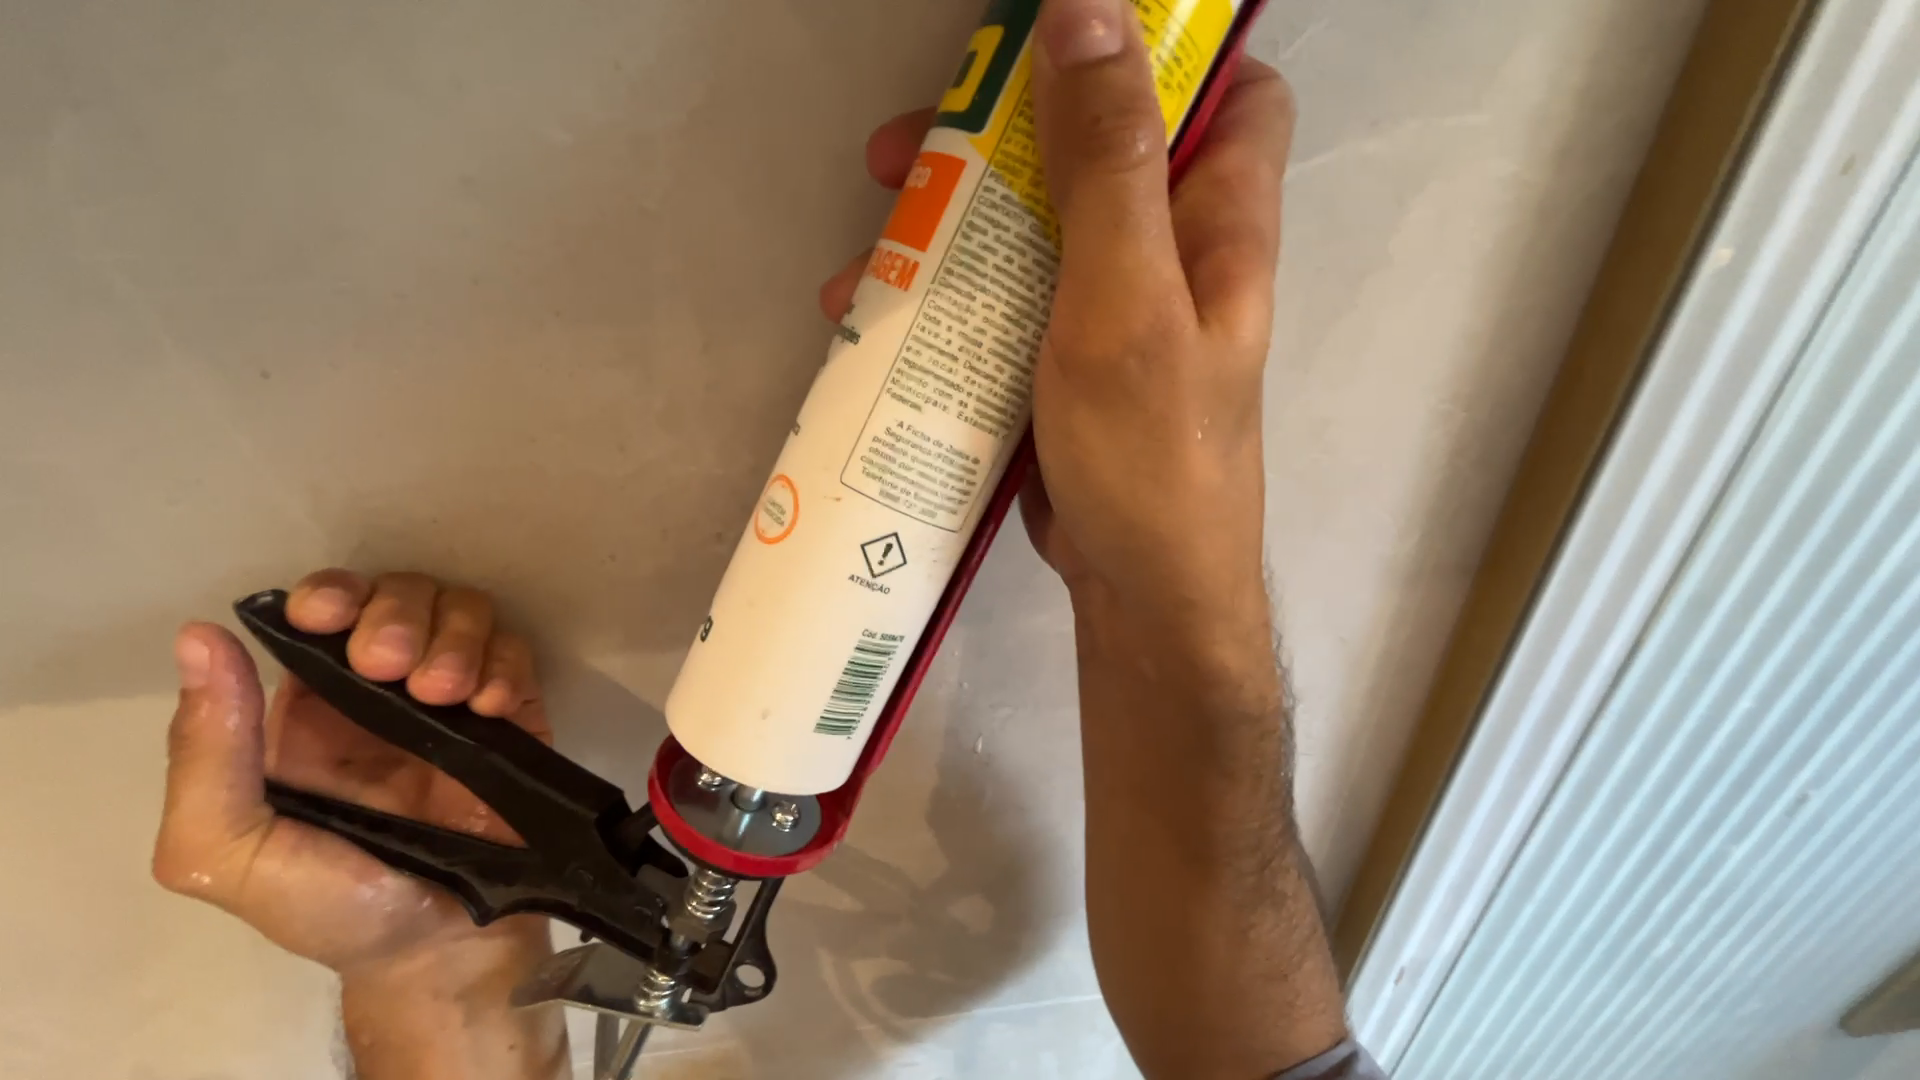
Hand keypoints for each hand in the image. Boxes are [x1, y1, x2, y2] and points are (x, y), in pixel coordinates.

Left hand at [154, 569, 565, 1077]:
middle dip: (399, 614)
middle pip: (402, 593)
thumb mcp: (229, 852)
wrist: (449, 943)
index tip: (332, 619)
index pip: (322, 612)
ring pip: (464, 609)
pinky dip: (506, 665)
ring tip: (450, 696)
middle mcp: (384, 689)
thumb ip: (205, 755)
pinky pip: (516, 650)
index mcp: (308, 710)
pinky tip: (495, 708)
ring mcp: (456, 696)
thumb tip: (200, 637)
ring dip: (456, 637)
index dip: (331, 595)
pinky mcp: (515, 709)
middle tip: (398, 671)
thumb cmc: (334, 904)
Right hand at [821, 19, 1294, 639]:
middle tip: (912, 141)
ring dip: (952, 222)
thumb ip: (1109, 166)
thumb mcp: (1127, 303)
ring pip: (1033, 233)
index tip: (1076, 42)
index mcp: (1217, 225)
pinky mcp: (1059, 366)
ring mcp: (1109, 316)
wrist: (1137, 591)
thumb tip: (1089, 10)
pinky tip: (878, 315)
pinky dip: (948, 296)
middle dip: (1005, 134)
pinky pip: (1005, 304)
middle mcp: (1170, 259)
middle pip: (1097, 154)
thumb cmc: (1148, 454)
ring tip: (872, 241)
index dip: (1174, 53)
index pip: (1235, 97)